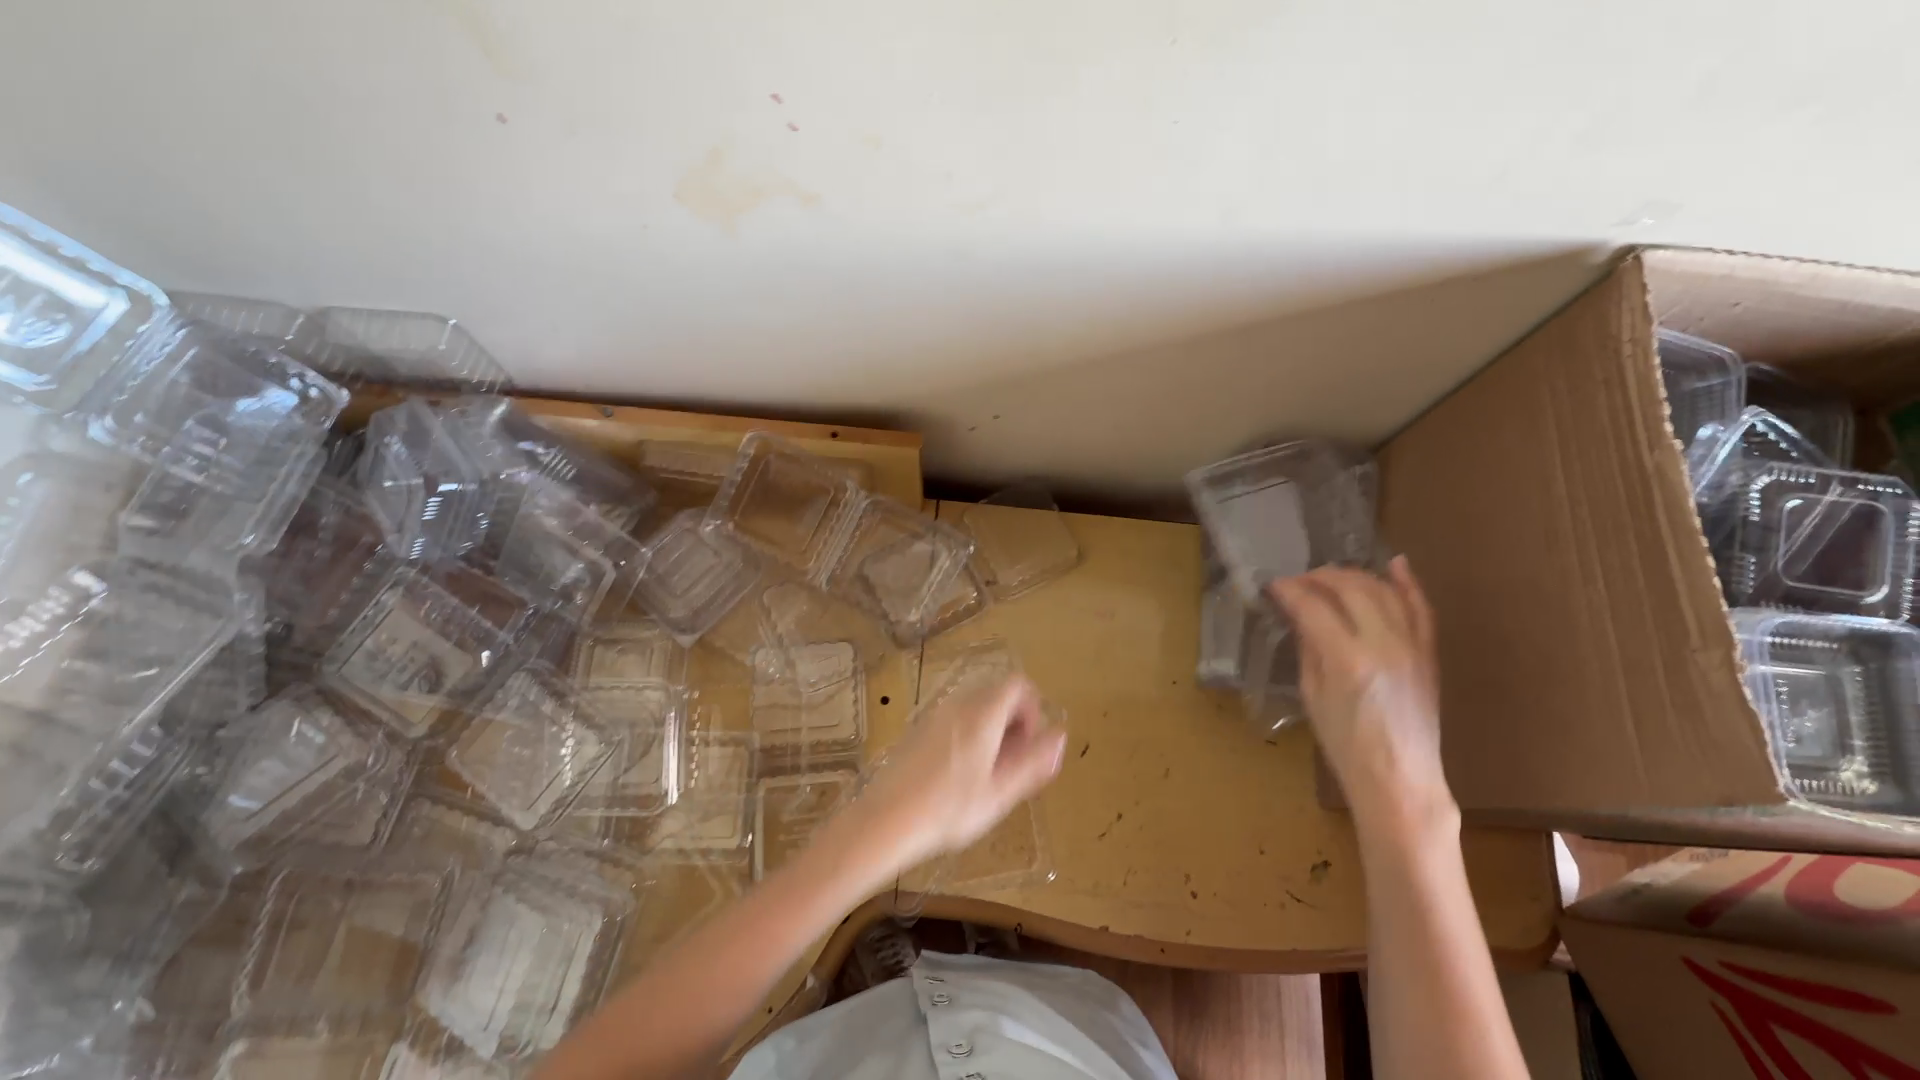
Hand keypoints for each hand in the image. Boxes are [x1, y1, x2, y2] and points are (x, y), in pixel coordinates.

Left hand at [840, 674, 1066, 874]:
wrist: (886, 820)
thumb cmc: (949, 809)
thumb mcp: (1000, 792)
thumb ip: (1033, 762)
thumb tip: (1060, 737)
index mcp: (982, 714)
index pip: (1017, 684)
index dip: (1032, 708)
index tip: (1030, 743)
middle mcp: (958, 705)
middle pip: (996, 693)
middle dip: (1013, 720)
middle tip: (1013, 761)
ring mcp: (934, 716)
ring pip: (975, 706)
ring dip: (991, 728)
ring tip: (989, 771)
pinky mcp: (917, 730)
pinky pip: (954, 719)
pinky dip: (969, 734)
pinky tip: (961, 774)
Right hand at [1268, 556, 1452, 834]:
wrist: (1399, 779)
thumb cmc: (1345, 746)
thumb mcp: (1312, 696)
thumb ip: (1309, 649)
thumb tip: (1300, 616)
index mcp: (1346, 659)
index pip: (1312, 606)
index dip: (1289, 590)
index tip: (1273, 586)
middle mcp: (1383, 644)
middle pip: (1350, 588)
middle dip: (1319, 577)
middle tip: (1298, 581)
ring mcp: (1411, 646)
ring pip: (1384, 590)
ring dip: (1355, 576)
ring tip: (1332, 576)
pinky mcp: (1429, 653)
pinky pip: (1422, 609)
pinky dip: (1409, 584)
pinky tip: (1395, 564)